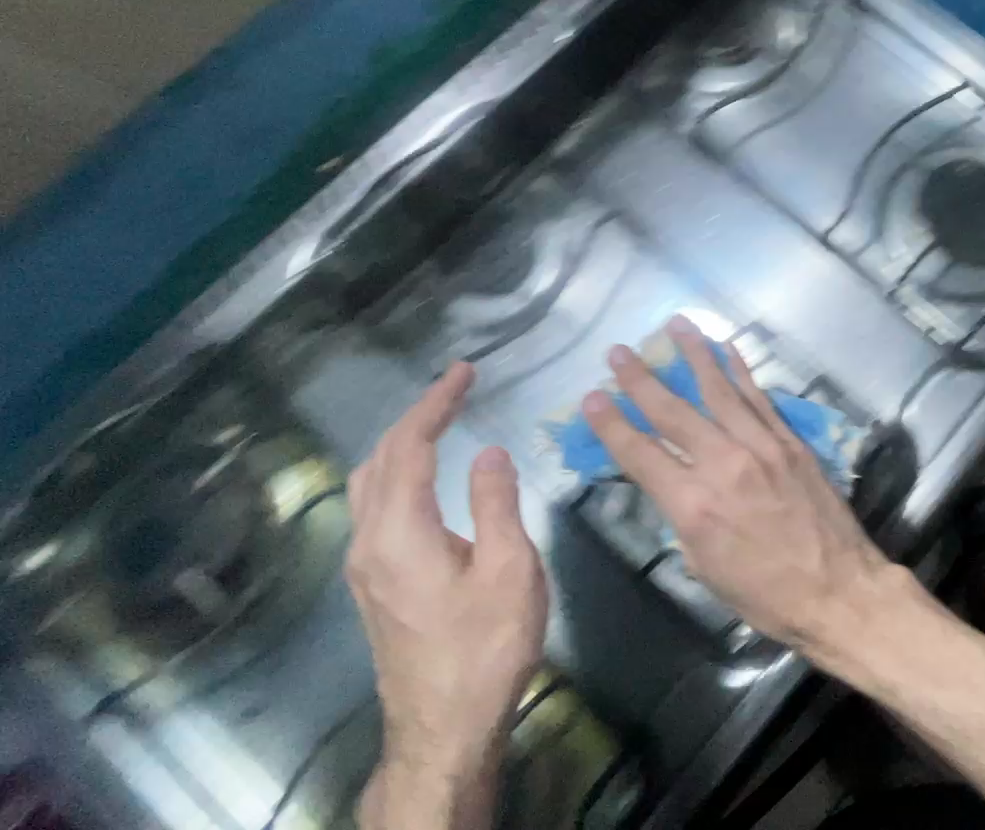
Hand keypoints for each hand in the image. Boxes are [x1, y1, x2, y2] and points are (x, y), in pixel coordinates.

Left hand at [344, 363, 548, 829]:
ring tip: (440, 422)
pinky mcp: (374, 585)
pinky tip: (425, 478)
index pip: (410, 448)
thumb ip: (496, 505)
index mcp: (400, 532)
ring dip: (400, 445)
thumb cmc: (486, 644)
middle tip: (457, 388)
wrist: (444, 723)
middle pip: (378, 461)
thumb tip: (489, 452)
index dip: (436, 404)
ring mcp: (365, 566)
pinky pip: (375, 508)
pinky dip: (399, 473)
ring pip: (368, 485)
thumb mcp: (509, 569)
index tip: (465, 371)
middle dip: (415, 417)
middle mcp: (369, 542)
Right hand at [582, 316, 911, 660]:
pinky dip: (742, 372)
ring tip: (676, 325)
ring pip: (721, 391)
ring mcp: (763, 447)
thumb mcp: (704, 566)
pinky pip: (760, 398)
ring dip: (696, 355)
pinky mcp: (792, 442)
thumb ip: (683, 516)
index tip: (591, 397)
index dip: (611, 424)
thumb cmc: (765, 594)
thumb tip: (672, 483)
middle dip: (641, 380)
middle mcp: (725, 464)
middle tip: (619, 351)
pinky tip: (728, 350)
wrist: (837, 589)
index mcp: (694, 505)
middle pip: (674, 412)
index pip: (640, 454)